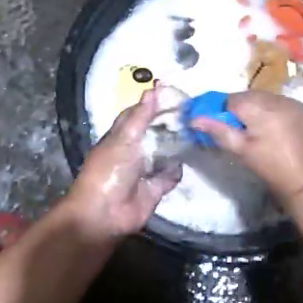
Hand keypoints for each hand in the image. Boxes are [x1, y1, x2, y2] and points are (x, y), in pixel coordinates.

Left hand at [61, 87, 182, 238]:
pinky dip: (177, 171)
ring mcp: (144, 170)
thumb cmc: (110, 171)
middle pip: (154, 133)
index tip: (175, 94)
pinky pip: (170, 176)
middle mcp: (133, 151)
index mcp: (120, 136)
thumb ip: (141, 116)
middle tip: (194, 112)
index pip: (137, 114)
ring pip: (165, 153)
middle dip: (170, 124)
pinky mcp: (155, 188)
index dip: (153, 104)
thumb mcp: (125, 138)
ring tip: (197, 132)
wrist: (105, 214)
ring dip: (177, 146)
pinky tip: (186, 160)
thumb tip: (153, 88)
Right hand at [192, 91, 302, 206]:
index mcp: (260, 108)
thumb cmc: (270, 167)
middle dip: (240, 108)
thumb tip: (194, 119)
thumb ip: (218, 130)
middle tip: (238, 130)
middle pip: (249, 96)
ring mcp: (294, 103)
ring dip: (258, 108)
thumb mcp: (241, 150)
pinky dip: (274, 111)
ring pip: (266, 98)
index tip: (221, 125)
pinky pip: (282, 103)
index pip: (232, 99)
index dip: (223, 111)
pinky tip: (275, 128)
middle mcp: (278, 99)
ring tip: (257, 130)